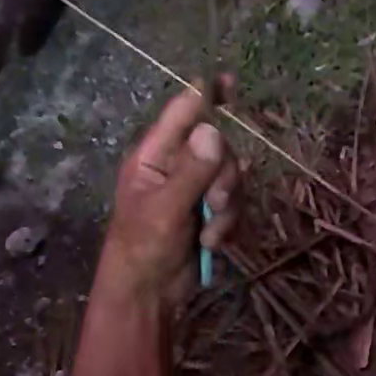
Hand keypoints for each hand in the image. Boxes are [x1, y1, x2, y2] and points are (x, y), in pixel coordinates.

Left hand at [95, 76, 240, 310]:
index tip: (230, 81)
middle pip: (219, 149)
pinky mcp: (210, 214)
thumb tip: (212, 130)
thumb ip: (191, 172)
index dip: (205, 95)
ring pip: (231, 180)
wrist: (148, 295)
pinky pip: (234, 205)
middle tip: (215, 204)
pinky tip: (212, 243)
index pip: (182, 114)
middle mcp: (176, 167)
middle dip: (224, 178)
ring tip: (210, 234)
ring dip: (226, 208)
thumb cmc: (141, 248)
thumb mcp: (164, 210)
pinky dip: (228, 224)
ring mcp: (195, 191)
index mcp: (154, 156)